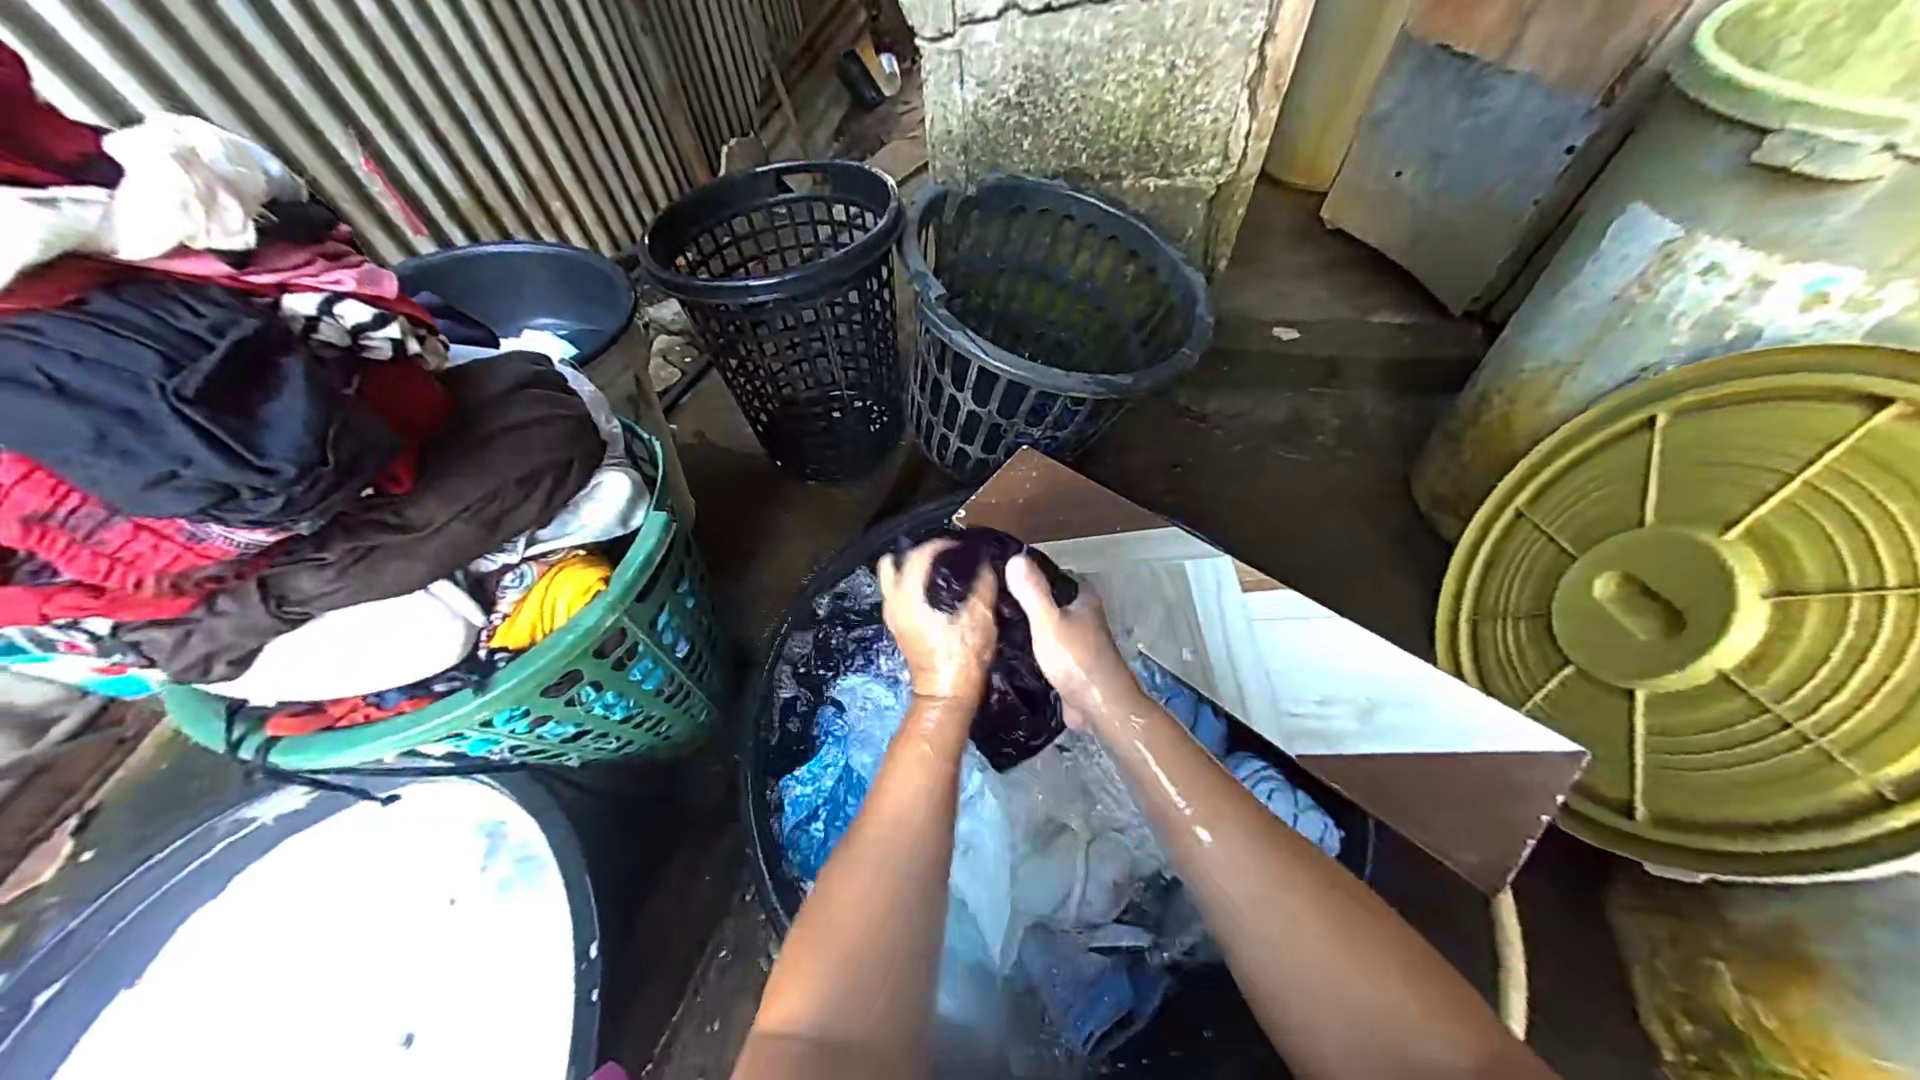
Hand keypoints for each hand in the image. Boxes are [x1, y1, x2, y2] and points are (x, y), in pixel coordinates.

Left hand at [877, 538, 998, 705]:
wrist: (946, 696)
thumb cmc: (963, 658)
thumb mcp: (981, 617)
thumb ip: (983, 584)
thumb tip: (985, 563)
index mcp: (909, 595)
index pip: (918, 553)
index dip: (941, 543)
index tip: (961, 545)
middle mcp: (894, 602)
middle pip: (893, 561)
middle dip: (916, 553)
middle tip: (942, 554)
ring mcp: (892, 616)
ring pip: (891, 579)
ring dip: (910, 570)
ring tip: (937, 570)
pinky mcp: (898, 628)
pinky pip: (897, 595)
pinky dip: (911, 587)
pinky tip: (935, 592)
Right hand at [1005, 554, 1141, 731]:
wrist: (1099, 707)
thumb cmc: (1077, 660)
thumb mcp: (1048, 621)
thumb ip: (1032, 591)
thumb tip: (1015, 557)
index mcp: (1082, 596)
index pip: (1048, 574)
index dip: (1023, 573)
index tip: (993, 574)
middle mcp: (1081, 613)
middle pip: (1044, 599)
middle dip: (1019, 600)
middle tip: (984, 600)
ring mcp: (1075, 638)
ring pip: (1042, 623)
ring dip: (1022, 624)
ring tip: (988, 621)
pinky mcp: (1067, 660)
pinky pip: (1042, 645)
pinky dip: (1026, 645)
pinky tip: (1003, 647)